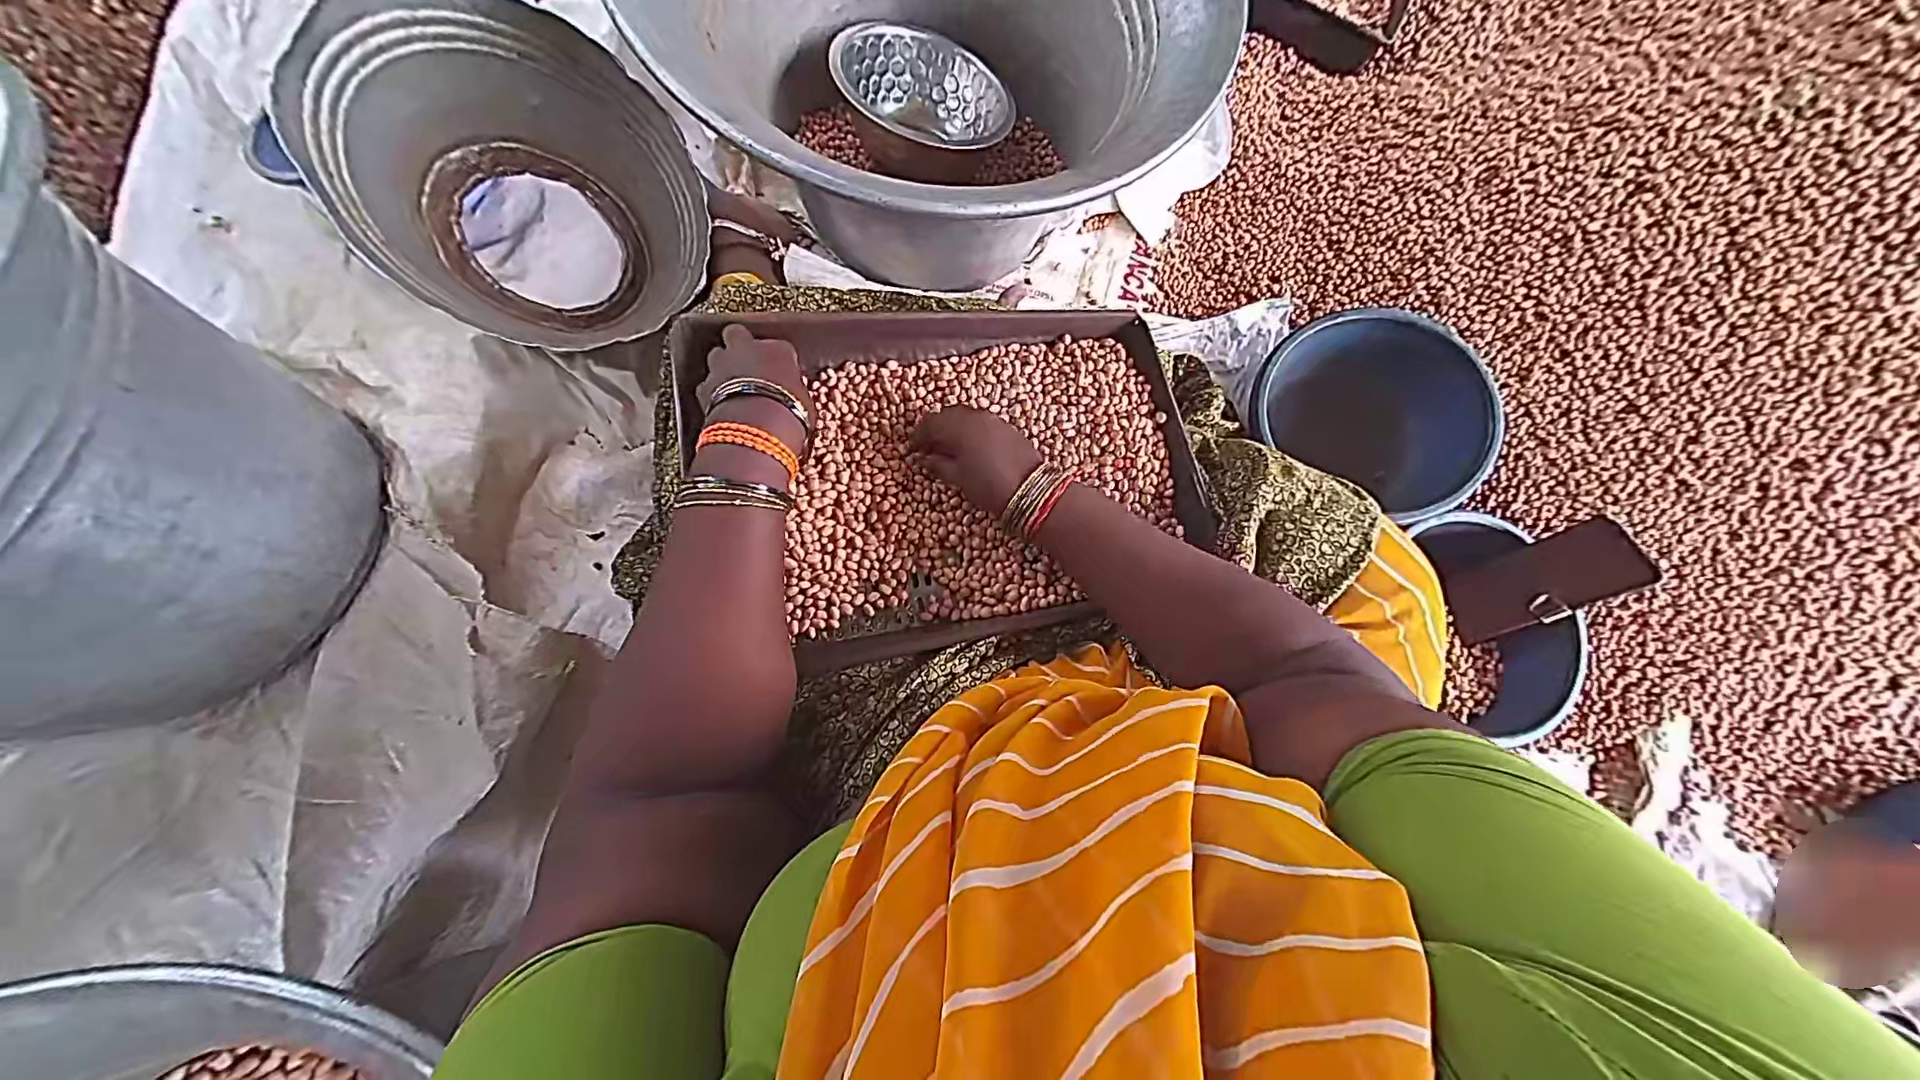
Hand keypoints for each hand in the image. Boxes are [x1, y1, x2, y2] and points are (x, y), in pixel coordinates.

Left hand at [699, 325, 812, 453]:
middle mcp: (747, 349)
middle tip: (748, 360)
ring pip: (716, 354)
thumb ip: (795, 392)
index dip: (779, 361)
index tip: (782, 374)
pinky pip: (706, 384)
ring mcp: (721, 365)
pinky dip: (712, 392)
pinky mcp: (704, 386)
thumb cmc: (787, 413)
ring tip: (734, 384)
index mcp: (778, 349)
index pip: (780, 347)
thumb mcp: (804, 403)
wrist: (756, 427)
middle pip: (737, 333)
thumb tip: (795, 400)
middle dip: (740, 343)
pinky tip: (721, 403)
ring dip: (723, 366)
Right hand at [910, 406, 1043, 514]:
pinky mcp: (1007, 428)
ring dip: (952, 428)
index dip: (918, 436)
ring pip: (965, 417)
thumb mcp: (958, 477)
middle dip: (934, 429)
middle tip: (926, 447)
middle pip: (947, 415)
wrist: (1032, 491)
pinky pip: (981, 422)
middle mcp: (975, 417)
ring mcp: (993, 420)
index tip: (911, 449)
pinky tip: (969, 447)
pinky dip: (970, 430)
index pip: (930, 424)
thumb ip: (938, 464)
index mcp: (958, 427)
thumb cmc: (989, 486)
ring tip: (947, 448)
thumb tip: (923, 459)